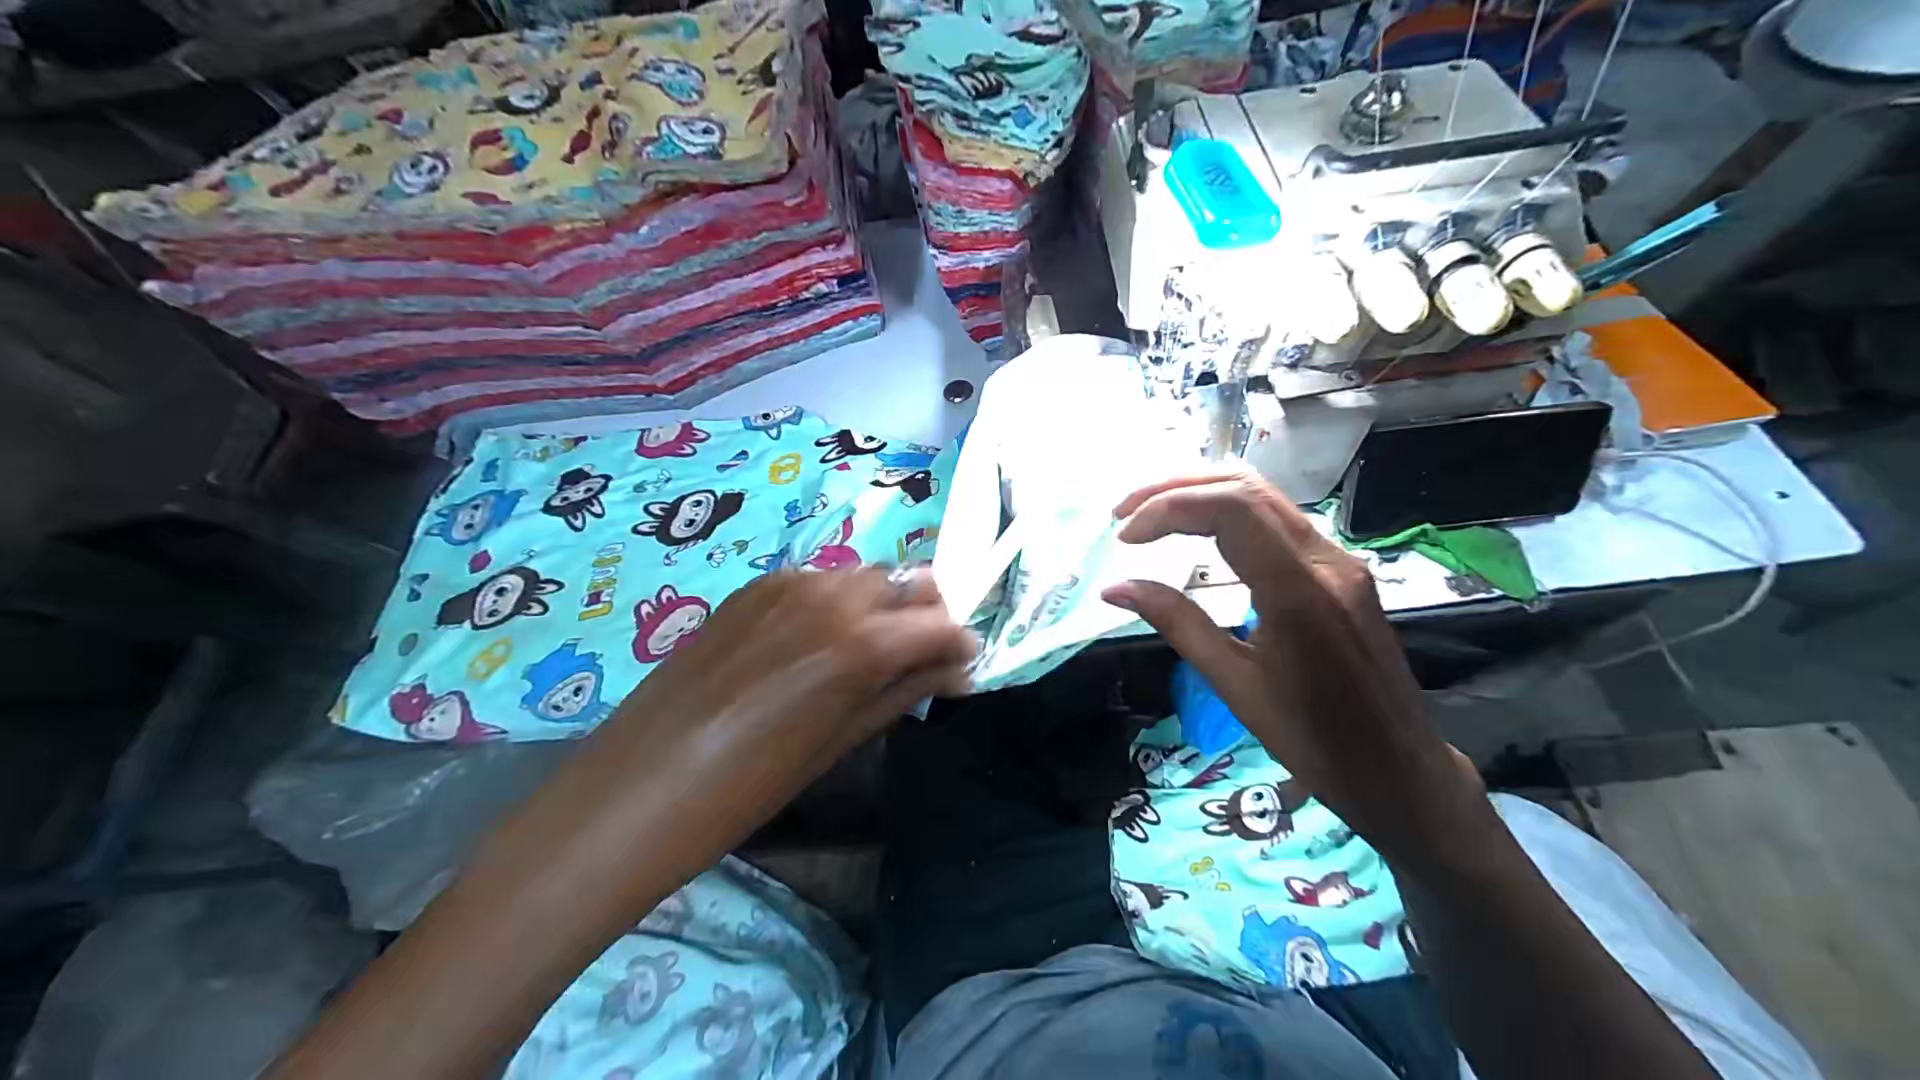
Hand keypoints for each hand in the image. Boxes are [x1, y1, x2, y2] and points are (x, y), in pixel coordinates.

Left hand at [264, 571, 974, 1079]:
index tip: (960, 669)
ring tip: (866, 654)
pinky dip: (833, 604)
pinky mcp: (747, 590)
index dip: (958, 645)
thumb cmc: (748, 789)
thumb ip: (902, 692)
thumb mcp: (839, 743)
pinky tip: (813, 646)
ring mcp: (783, 585)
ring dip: (879, 606)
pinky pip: (813, 582)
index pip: (941, 622)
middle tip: (918, 660)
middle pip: (903, 582)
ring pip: (858, 576)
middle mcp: (828, 594)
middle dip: (923, 615)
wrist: (632, 794)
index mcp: (860, 641)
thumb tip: (954, 668)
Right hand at [1101, 469, 1482, 856]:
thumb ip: (1177, 624)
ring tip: (1149, 512)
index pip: (1229, 510)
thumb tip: (1115, 588)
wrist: (1399, 768)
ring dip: (1201, 491)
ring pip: (1265, 494)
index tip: (1123, 538)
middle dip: (1175, 487)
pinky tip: (1197, 529)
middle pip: (1246, 486)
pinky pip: (1278, 519)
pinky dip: (1227, 510)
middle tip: (1123, 512)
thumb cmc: (1313, 740)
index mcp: (1299, 592)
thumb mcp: (1234, 685)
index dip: (1167, 509)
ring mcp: (1340, 560)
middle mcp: (1327, 560)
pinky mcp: (1340, 569)